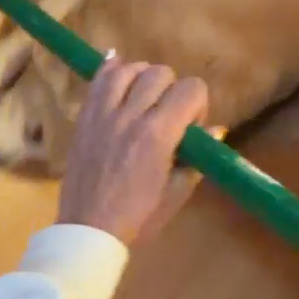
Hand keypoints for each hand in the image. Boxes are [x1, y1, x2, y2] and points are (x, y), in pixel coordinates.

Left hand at [57, 58, 209, 244]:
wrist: (87, 230)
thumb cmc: (136, 218)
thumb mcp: (175, 194)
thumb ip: (196, 159)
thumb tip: (215, 130)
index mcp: (158, 135)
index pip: (191, 88)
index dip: (197, 104)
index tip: (188, 127)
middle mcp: (130, 117)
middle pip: (160, 73)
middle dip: (170, 90)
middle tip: (164, 115)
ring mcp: (102, 116)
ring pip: (126, 69)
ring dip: (140, 77)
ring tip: (141, 98)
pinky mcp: (82, 121)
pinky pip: (96, 81)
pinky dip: (109, 69)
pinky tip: (117, 68)